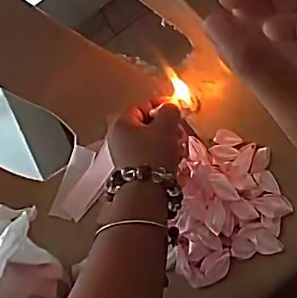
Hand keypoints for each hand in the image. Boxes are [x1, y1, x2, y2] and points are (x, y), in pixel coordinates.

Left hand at [100, 103, 183, 223]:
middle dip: (165, 126)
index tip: (175, 110)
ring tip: (179, 146)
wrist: (146, 191)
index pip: (141, 106)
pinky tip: (172, 159)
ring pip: (148, 140)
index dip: (159, 106)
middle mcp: (117, 138)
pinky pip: (148, 155)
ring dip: (165, 140)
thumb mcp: (166, 126)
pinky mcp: (131, 170)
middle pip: (145, 124)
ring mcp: (123, 155)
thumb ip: (170, 111)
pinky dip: (161, 154)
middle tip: (179, 131)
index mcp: (121, 123)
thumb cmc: (154, 153)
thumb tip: (170, 107)